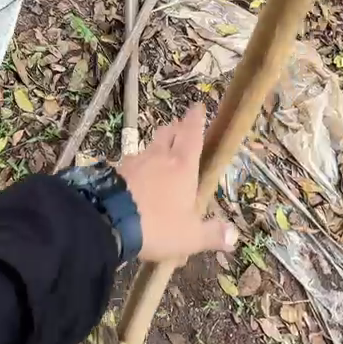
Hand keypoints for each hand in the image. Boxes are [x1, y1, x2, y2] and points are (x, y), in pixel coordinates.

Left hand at [115, 103, 237, 262]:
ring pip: (149, 146)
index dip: (196, 120)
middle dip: (176, 128)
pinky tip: (138, 175)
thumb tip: (233, 235)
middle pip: (168, 133)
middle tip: (180, 126)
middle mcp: (159, 157)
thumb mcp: (191, 236)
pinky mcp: (116, 171)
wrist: (109, 221)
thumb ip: (212, 234)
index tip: (198, 106)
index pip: (192, 135)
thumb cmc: (158, 226)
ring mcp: (135, 161)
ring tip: (161, 152)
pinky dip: (139, 165)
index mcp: (182, 166)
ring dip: (157, 145)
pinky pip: (132, 162)